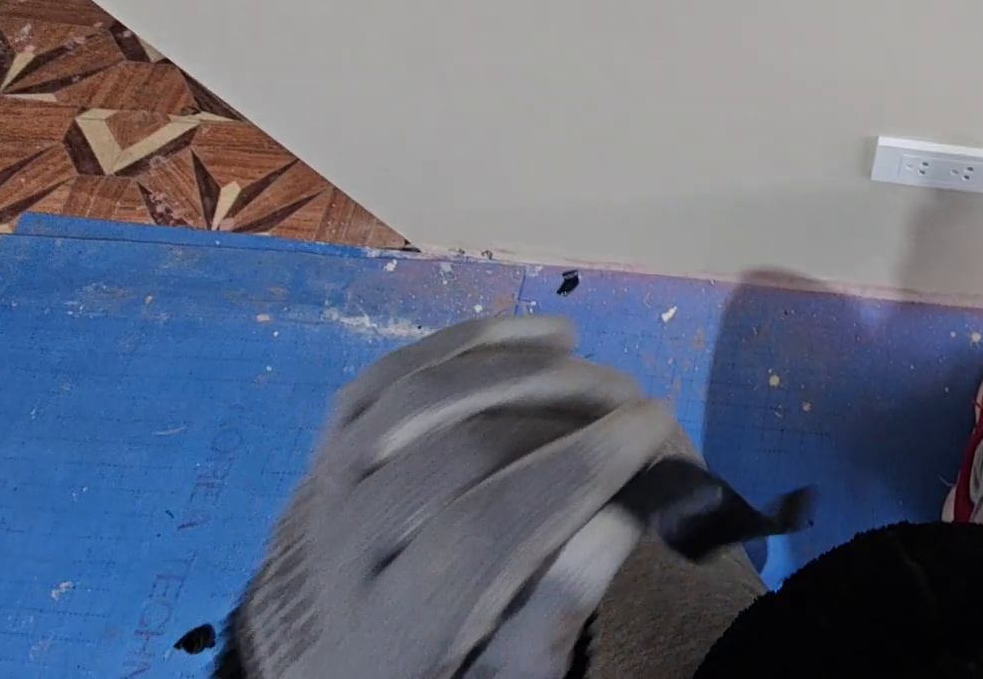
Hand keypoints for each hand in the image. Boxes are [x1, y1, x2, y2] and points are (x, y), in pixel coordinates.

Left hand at [233, 314, 675, 678]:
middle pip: (462, 452)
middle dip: (568, 410)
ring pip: (425, 395)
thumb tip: (618, 519)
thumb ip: (558, 607)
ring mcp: (326, 489)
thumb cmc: (468, 661)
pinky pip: (397, 369)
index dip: (577, 470)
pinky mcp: (335, 442)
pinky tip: (551, 336)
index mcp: (386, 637)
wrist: (380, 648)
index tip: (655, 424)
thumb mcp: (519, 671)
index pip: (483, 534)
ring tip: (596, 367)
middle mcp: (337, 557)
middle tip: (637, 401)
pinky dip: (478, 338)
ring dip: (526, 367)